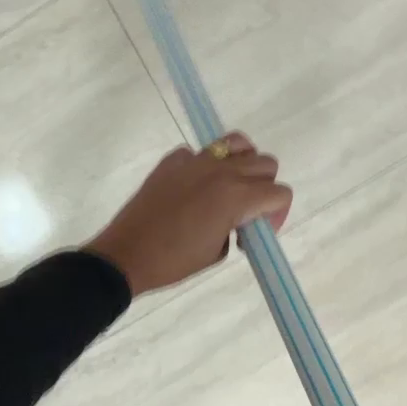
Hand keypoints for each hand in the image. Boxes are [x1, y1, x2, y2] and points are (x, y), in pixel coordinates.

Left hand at [84, 132, 292, 297]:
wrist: (126, 255)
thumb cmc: (173, 262)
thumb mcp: (218, 251)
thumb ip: (238, 227)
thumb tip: (238, 218)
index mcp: (237, 196)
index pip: (280, 192)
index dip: (276, 214)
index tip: (258, 232)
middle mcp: (220, 171)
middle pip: (264, 163)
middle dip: (263, 188)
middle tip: (245, 212)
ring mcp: (193, 161)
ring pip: (236, 143)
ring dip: (241, 163)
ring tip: (229, 188)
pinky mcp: (169, 162)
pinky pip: (197, 152)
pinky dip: (203, 165)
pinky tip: (192, 188)